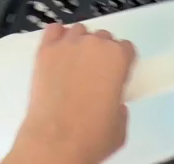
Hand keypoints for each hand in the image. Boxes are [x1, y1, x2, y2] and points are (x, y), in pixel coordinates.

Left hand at [7, 22, 136, 163]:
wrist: (55, 142)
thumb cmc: (90, 137)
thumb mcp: (120, 127)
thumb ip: (120, 105)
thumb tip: (113, 102)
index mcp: (117, 58)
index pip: (127, 47)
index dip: (123, 62)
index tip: (118, 75)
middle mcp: (94, 43)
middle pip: (103, 37)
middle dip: (102, 54)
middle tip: (96, 76)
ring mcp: (68, 43)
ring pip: (79, 31)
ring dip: (80, 44)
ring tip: (75, 66)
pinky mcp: (46, 49)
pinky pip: (54, 30)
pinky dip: (57, 38)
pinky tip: (58, 53)